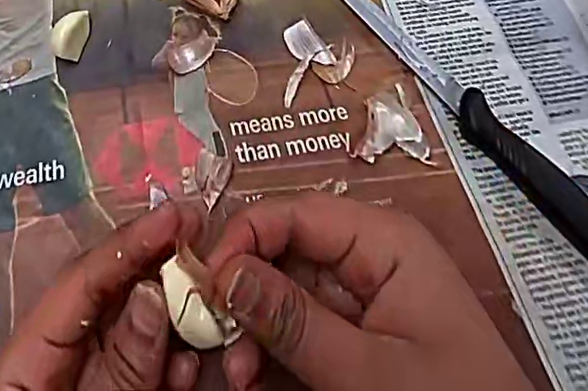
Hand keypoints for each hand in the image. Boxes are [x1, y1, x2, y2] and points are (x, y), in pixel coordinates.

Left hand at [0, 202, 204, 390]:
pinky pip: (146, 373)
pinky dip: (172, 364)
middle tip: (197, 229)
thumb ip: (118, 363)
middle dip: (156, 265)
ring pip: (134, 330)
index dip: (130, 243)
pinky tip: (193, 359)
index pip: (82, 278)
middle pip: (110, 296)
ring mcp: (84, 374)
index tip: (174, 215)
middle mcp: (55, 353)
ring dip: (173, 313)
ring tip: (206, 289)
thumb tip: (152, 292)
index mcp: (27, 350)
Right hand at [206, 194, 533, 390]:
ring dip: (251, 327)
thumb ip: (293, 321)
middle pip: (282, 251)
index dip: (242, 237)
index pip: (292, 213)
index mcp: (382, 241)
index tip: (206, 279)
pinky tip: (252, 375)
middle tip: (212, 331)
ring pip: (282, 290)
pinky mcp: (357, 333)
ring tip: (235, 369)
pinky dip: (271, 348)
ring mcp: (361, 296)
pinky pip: (299, 325)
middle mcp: (367, 256)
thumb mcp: (371, 374)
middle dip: (243, 291)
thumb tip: (222, 273)